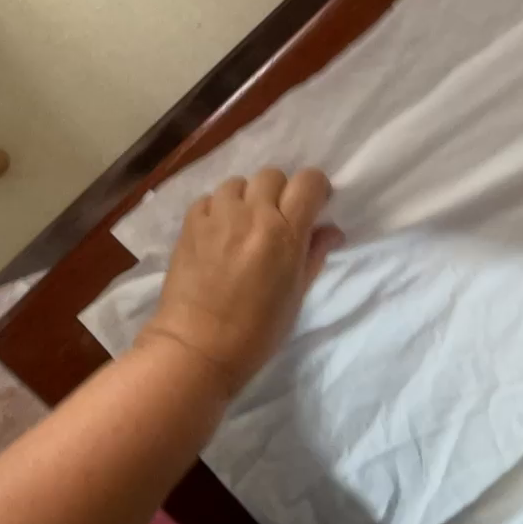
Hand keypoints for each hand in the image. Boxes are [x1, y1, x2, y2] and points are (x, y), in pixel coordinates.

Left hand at [138, 168, 343, 396]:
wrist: (197, 348)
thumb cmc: (257, 331)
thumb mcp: (296, 294)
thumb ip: (315, 253)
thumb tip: (332, 230)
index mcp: (284, 233)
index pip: (309, 182)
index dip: (316, 189)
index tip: (314, 206)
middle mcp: (252, 215)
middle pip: (273, 175)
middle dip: (280, 193)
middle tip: (277, 220)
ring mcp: (217, 216)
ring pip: (239, 183)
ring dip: (246, 198)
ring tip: (243, 225)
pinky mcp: (190, 223)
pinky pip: (210, 198)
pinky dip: (218, 209)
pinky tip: (218, 233)